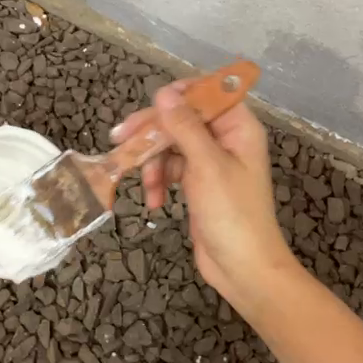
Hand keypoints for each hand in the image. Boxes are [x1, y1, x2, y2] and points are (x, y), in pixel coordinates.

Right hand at [112, 83, 295, 305]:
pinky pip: (170, 169)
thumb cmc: (232, 213)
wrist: (243, 269)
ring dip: (152, 163)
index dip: (180, 94)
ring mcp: (210, 162)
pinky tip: (153, 201)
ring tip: (146, 186)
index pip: (208, 93)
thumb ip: (184, 126)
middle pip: (181, 119)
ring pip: (170, 144)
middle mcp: (225, 139)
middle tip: (120, 138)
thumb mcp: (206, 165)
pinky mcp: (197, 183)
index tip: (152, 104)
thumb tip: (164, 92)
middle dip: (152, 132)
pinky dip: (158, 181)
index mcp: (237, 128)